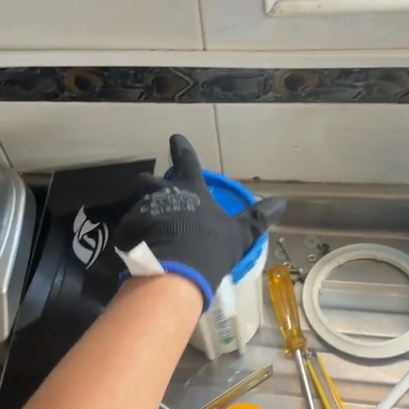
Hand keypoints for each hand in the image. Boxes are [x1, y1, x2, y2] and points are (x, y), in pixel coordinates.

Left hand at [115, 135, 284, 307]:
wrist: (174, 271)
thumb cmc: (210, 247)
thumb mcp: (239, 234)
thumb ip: (257, 217)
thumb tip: (281, 202)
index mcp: (190, 189)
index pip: (186, 160)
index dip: (181, 147)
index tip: (175, 137)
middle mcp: (162, 194)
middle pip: (149, 180)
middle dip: (151, 183)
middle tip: (157, 193)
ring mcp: (141, 211)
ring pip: (138, 204)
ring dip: (144, 211)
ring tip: (151, 228)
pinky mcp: (127, 230)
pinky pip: (129, 229)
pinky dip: (135, 235)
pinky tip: (142, 248)